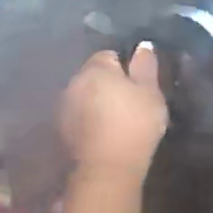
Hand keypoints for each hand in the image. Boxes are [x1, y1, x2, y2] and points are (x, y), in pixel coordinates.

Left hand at [58, 43, 168, 180]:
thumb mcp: (151, 93)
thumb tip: (144, 45)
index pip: (108, 55)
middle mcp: (74, 82)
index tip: (139, 84)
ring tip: (118, 119)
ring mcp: (64, 107)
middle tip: (131, 101)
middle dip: (109, 83)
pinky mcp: (61, 129)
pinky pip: (79, 115)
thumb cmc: (135, 124)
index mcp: (96, 69)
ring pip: (85, 95)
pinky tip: (104, 133)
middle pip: (93, 75)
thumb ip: (146, 67)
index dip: (125, 67)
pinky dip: (90, 119)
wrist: (107, 167)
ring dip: (97, 102)